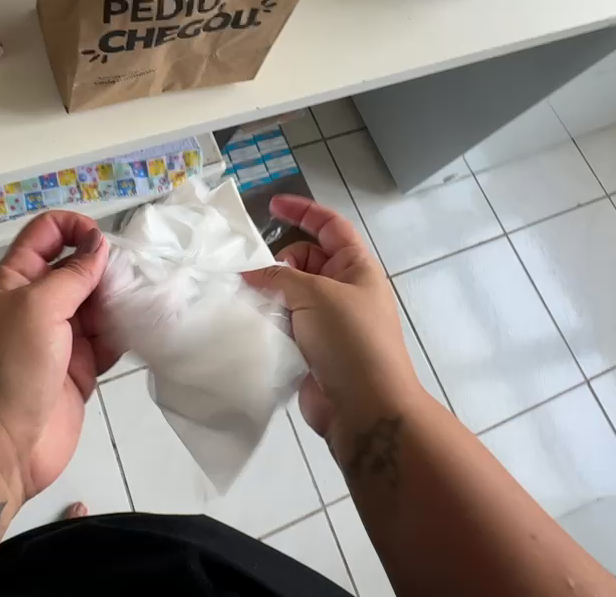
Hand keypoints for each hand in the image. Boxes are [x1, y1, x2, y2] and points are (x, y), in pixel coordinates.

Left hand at [0, 210, 119, 502]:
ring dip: (120, 300)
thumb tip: (99, 245)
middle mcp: (38, 303)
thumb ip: (72, 274)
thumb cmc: (6, 368)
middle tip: (134, 277)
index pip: (46, 232)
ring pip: (97, 303)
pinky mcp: (79, 369)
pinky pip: (107, 339)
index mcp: (16, 279)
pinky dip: (125, 332)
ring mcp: (59, 337)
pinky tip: (143, 328)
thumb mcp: (37, 307)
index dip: (74, 227)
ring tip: (143, 303)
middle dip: (105, 266)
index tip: (102, 243)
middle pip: (78, 267)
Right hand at [243, 195, 422, 443]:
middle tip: (258, 276)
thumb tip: (250, 274)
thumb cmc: (351, 340)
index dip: (302, 211)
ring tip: (248, 300)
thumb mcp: (315, 295)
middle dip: (279, 262)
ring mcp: (329, 321)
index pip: (329, 226)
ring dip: (270, 294)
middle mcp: (345, 290)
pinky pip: (285, 323)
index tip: (271, 206)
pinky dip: (269, 320)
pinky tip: (250, 324)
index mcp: (357, 268)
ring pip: (291, 293)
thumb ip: (279, 276)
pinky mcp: (312, 349)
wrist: (366, 410)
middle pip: (304, 260)